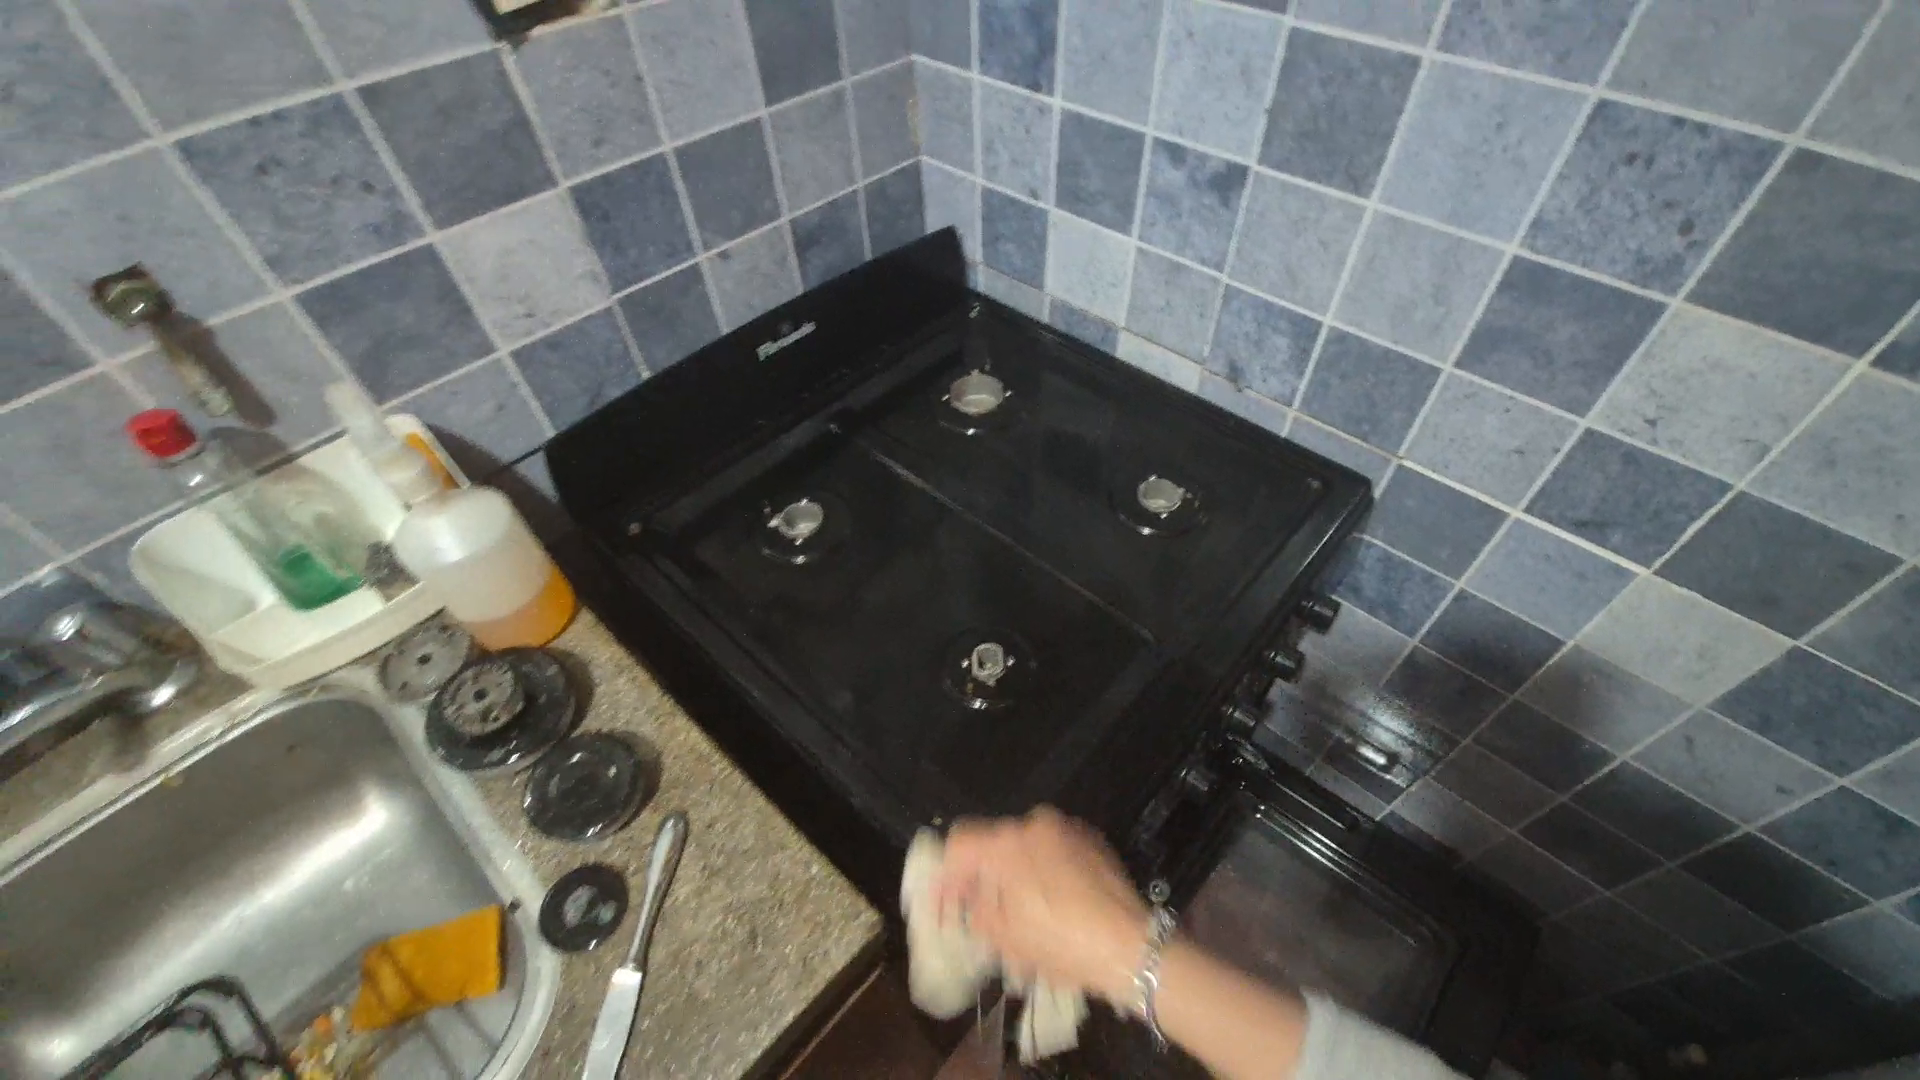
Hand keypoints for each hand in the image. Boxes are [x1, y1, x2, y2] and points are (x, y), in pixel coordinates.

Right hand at [934, 807, 1149, 1008]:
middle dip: (983, 876)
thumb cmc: (1063, 942)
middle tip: (981, 911)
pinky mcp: (1093, 839)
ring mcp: (1067, 828)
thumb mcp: (1006, 937)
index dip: (946, 873)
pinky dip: (1045, 869)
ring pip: (1026, 846)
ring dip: (1015, 873)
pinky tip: (1052, 902)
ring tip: (1020, 912)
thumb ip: (975, 910)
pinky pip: (1054, 849)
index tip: (944, 900)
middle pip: (994, 843)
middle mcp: (1035, 823)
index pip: (959, 842)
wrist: (1132, 945)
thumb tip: (967, 900)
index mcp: (1008, 842)